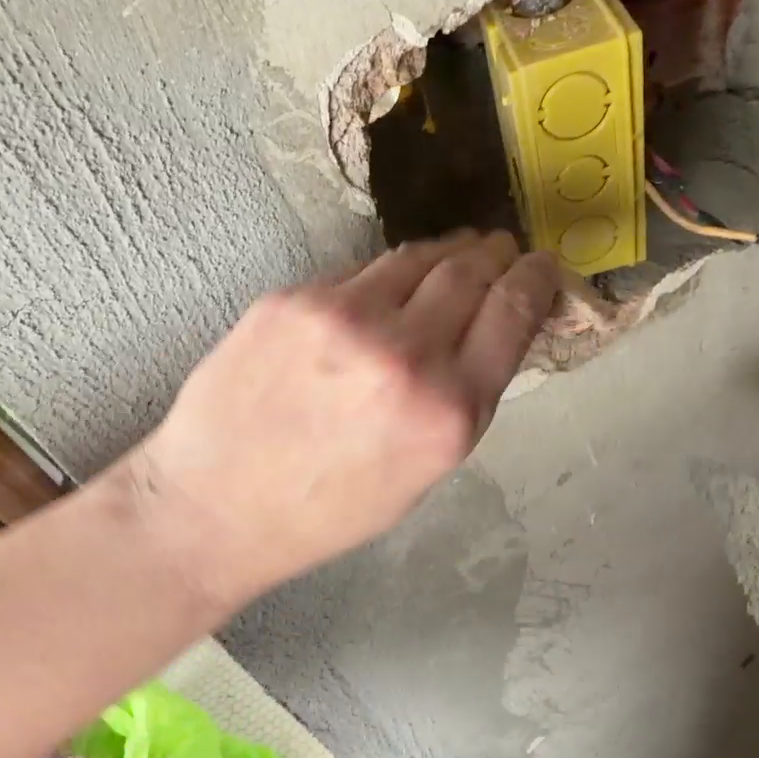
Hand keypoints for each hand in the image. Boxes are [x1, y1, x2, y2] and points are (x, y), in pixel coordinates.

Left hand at [121, 229, 558, 597]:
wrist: (216, 507)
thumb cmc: (329, 509)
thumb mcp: (426, 470)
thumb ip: (466, 397)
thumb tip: (495, 331)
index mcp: (448, 410)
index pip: (512, 312)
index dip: (536, 279)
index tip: (542, 265)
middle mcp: (404, 354)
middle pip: (470, 271)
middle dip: (495, 254)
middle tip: (500, 249)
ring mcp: (343, 317)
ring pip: (416, 257)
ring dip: (445, 252)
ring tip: (455, 254)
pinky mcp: (293, 299)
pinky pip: (358, 272)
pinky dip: (384, 276)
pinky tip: (384, 290)